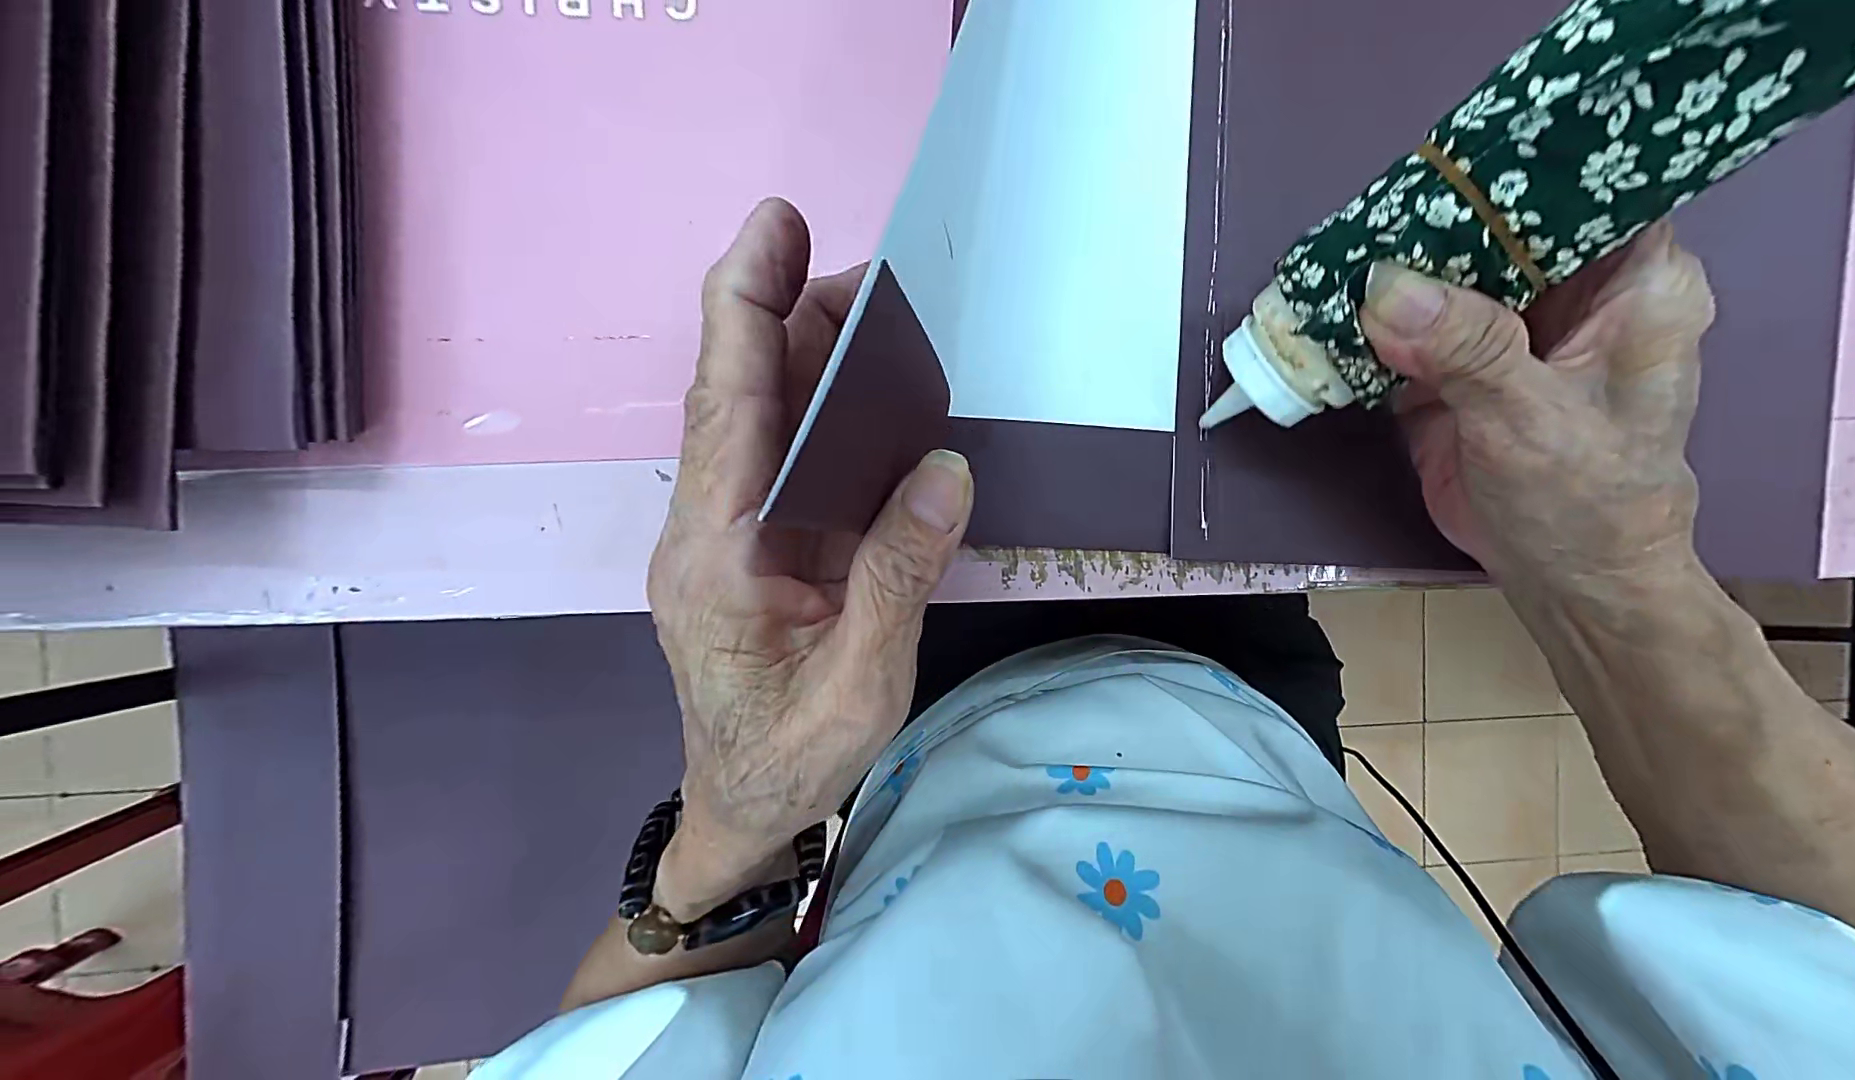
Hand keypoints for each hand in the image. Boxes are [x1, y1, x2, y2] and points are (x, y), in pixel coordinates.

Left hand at [646, 199, 974, 918]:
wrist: (742, 812)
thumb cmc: (793, 758)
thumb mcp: (862, 681)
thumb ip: (899, 575)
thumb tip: (945, 467)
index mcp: (720, 553)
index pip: (729, 404)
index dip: (747, 304)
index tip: (776, 225)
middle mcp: (706, 527)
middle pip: (737, 395)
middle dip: (786, 317)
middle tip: (865, 280)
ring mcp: (722, 535)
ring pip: (753, 420)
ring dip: (801, 357)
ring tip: (867, 319)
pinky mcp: (746, 547)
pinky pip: (774, 457)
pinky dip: (810, 408)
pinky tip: (856, 393)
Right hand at [1358, 221, 1715, 593]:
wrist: (1555, 573)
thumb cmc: (1583, 495)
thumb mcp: (1531, 417)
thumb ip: (1467, 349)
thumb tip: (1382, 287)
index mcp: (1626, 285)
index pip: (1575, 197)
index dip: (1503, 183)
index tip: (1426, 184)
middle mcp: (1561, 300)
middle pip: (1488, 242)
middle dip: (1419, 239)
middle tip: (1351, 232)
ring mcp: (1497, 339)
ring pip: (1434, 291)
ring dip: (1380, 291)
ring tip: (1322, 275)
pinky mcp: (1448, 377)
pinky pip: (1399, 342)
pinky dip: (1361, 339)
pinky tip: (1323, 330)